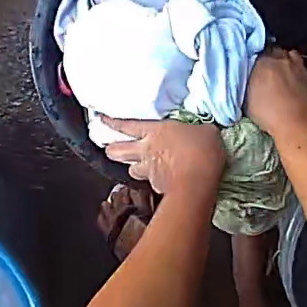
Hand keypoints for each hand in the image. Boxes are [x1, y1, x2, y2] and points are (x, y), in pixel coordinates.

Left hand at [100, 116, 226, 195]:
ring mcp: (150, 170)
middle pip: (120, 150)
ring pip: (132, 169)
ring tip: (135, 168)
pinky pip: (150, 183)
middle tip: (108, 150)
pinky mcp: (157, 187)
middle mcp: (147, 149)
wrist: (198, 181)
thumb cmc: (202, 149)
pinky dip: (154, 182)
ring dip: (132, 168)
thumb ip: (198, 131)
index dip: (113, 122)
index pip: (128, 125)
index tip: (100, 120)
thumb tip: (201, 133)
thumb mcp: (206, 131)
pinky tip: (161, 181)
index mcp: (156, 130)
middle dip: (112, 149)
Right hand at [246, 49, 306, 140]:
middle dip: (274, 59)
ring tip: (286, 72)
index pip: (259, 55)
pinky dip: (299, 72)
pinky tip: (298, 82)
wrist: (297, 121)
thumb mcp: (248, 100)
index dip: (259, 62)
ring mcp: (298, 66)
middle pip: (277, 53)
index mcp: (263, 63)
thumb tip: (253, 81)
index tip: (258, 70)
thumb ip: (250, 85)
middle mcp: (281, 60)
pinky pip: (303, 68)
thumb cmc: (268, 113)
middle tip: (271, 70)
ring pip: (292, 56)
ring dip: (288, 61)